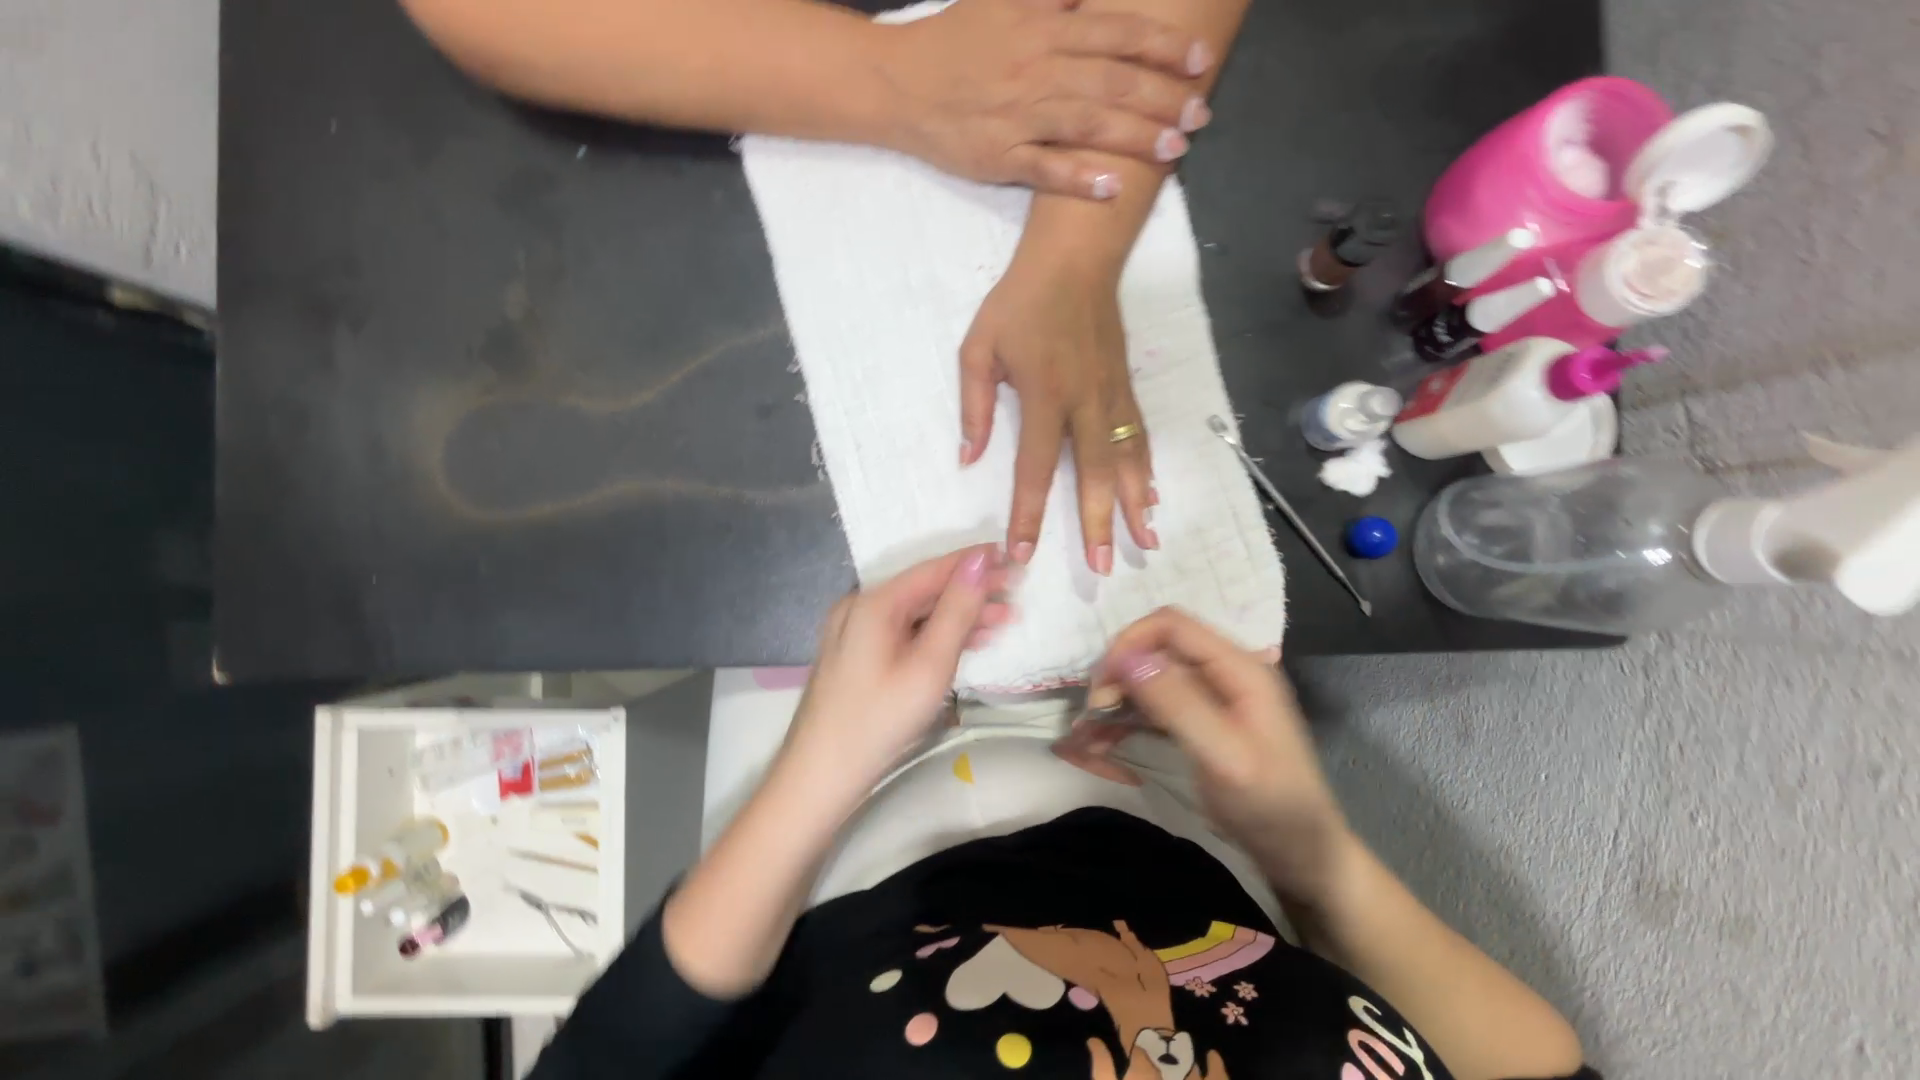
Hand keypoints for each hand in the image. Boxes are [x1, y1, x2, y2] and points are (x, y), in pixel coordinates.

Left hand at [782, 545, 1016, 787]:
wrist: (821, 775)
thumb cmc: (881, 719)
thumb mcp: (930, 663)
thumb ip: (958, 609)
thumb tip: (981, 559)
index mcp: (874, 603)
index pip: (934, 569)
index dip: (976, 563)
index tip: (1015, 559)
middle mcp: (860, 607)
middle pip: (924, 589)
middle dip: (971, 592)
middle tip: (1015, 597)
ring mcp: (855, 633)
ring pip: (916, 613)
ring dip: (958, 615)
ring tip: (1003, 622)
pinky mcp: (857, 657)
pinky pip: (903, 632)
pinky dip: (935, 635)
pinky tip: (965, 643)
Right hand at [874, 0, 1211, 198]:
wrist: (900, 83)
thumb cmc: (957, 42)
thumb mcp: (1006, 0)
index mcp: (1043, 28)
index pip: (1116, 33)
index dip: (1162, 45)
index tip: (1198, 61)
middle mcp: (1036, 69)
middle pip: (1111, 81)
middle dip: (1162, 98)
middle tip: (1199, 115)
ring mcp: (1017, 116)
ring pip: (1087, 124)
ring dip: (1134, 137)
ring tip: (1175, 150)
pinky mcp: (997, 156)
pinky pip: (1043, 169)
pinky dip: (1077, 179)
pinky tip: (1110, 189)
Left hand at [960, 249, 1155, 572]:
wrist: (1076, 259)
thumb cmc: (1019, 302)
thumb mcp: (978, 347)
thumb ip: (974, 405)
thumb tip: (970, 457)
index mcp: (1043, 397)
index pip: (1033, 469)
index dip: (1028, 514)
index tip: (1022, 553)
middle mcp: (1084, 405)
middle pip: (1093, 476)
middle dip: (1098, 524)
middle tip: (1103, 568)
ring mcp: (1112, 398)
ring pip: (1127, 462)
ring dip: (1135, 506)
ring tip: (1147, 545)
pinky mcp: (1127, 388)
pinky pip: (1140, 438)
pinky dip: (1146, 471)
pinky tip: (1151, 496)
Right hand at [1090, 608, 1353, 904]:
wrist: (1303, 856)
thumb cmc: (1270, 807)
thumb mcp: (1223, 757)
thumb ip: (1177, 703)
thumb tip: (1126, 657)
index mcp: (1239, 668)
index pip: (1171, 624)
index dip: (1129, 644)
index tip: (1102, 687)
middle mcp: (1226, 673)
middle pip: (1158, 648)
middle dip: (1120, 674)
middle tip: (1094, 716)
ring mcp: (1216, 699)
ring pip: (1153, 678)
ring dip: (1119, 699)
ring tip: (1091, 735)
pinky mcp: (1205, 724)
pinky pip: (1157, 707)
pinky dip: (1129, 720)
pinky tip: (1106, 745)